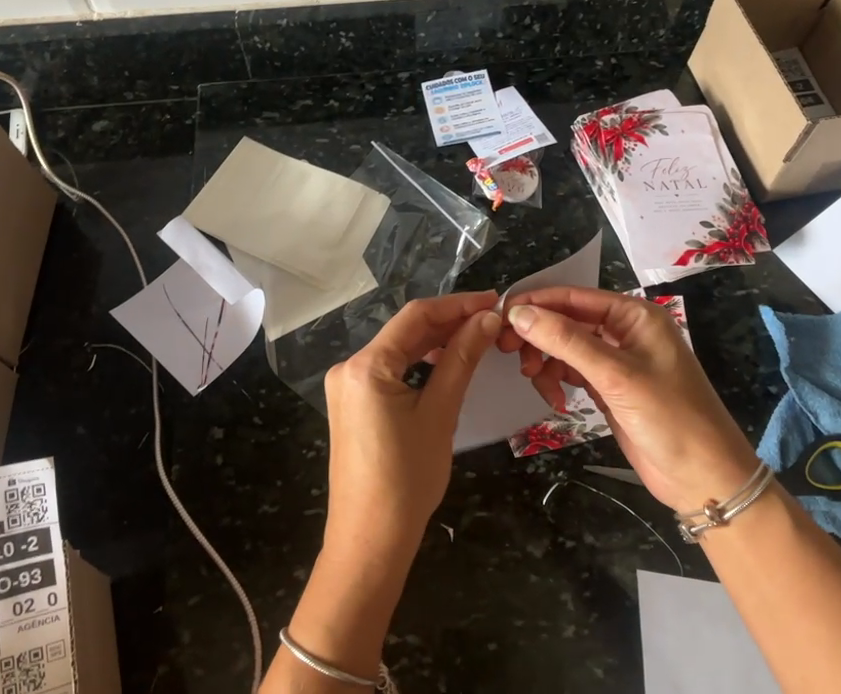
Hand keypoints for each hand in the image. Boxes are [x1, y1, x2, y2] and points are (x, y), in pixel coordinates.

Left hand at [322, 291, 502, 560]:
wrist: (370, 539)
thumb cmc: (407, 479)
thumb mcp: (439, 414)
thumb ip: (461, 360)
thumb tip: (487, 319)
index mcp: (365, 365)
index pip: (415, 316)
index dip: (456, 304)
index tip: (493, 300)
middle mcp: (348, 368)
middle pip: (404, 331)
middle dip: (448, 322)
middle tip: (492, 319)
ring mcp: (346, 388)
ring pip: (397, 350)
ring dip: (434, 342)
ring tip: (476, 338)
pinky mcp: (351, 405)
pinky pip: (388, 371)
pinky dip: (417, 364)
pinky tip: (445, 364)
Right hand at [502, 288, 758, 511]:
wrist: (704, 479)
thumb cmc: (670, 418)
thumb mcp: (616, 376)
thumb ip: (566, 341)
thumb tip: (518, 312)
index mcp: (634, 315)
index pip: (573, 297)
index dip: (535, 304)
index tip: (498, 318)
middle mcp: (625, 331)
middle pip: (566, 320)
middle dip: (537, 335)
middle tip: (508, 353)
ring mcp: (617, 361)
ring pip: (565, 347)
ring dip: (545, 361)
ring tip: (536, 382)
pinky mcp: (610, 389)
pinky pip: (572, 372)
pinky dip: (557, 380)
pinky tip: (555, 399)